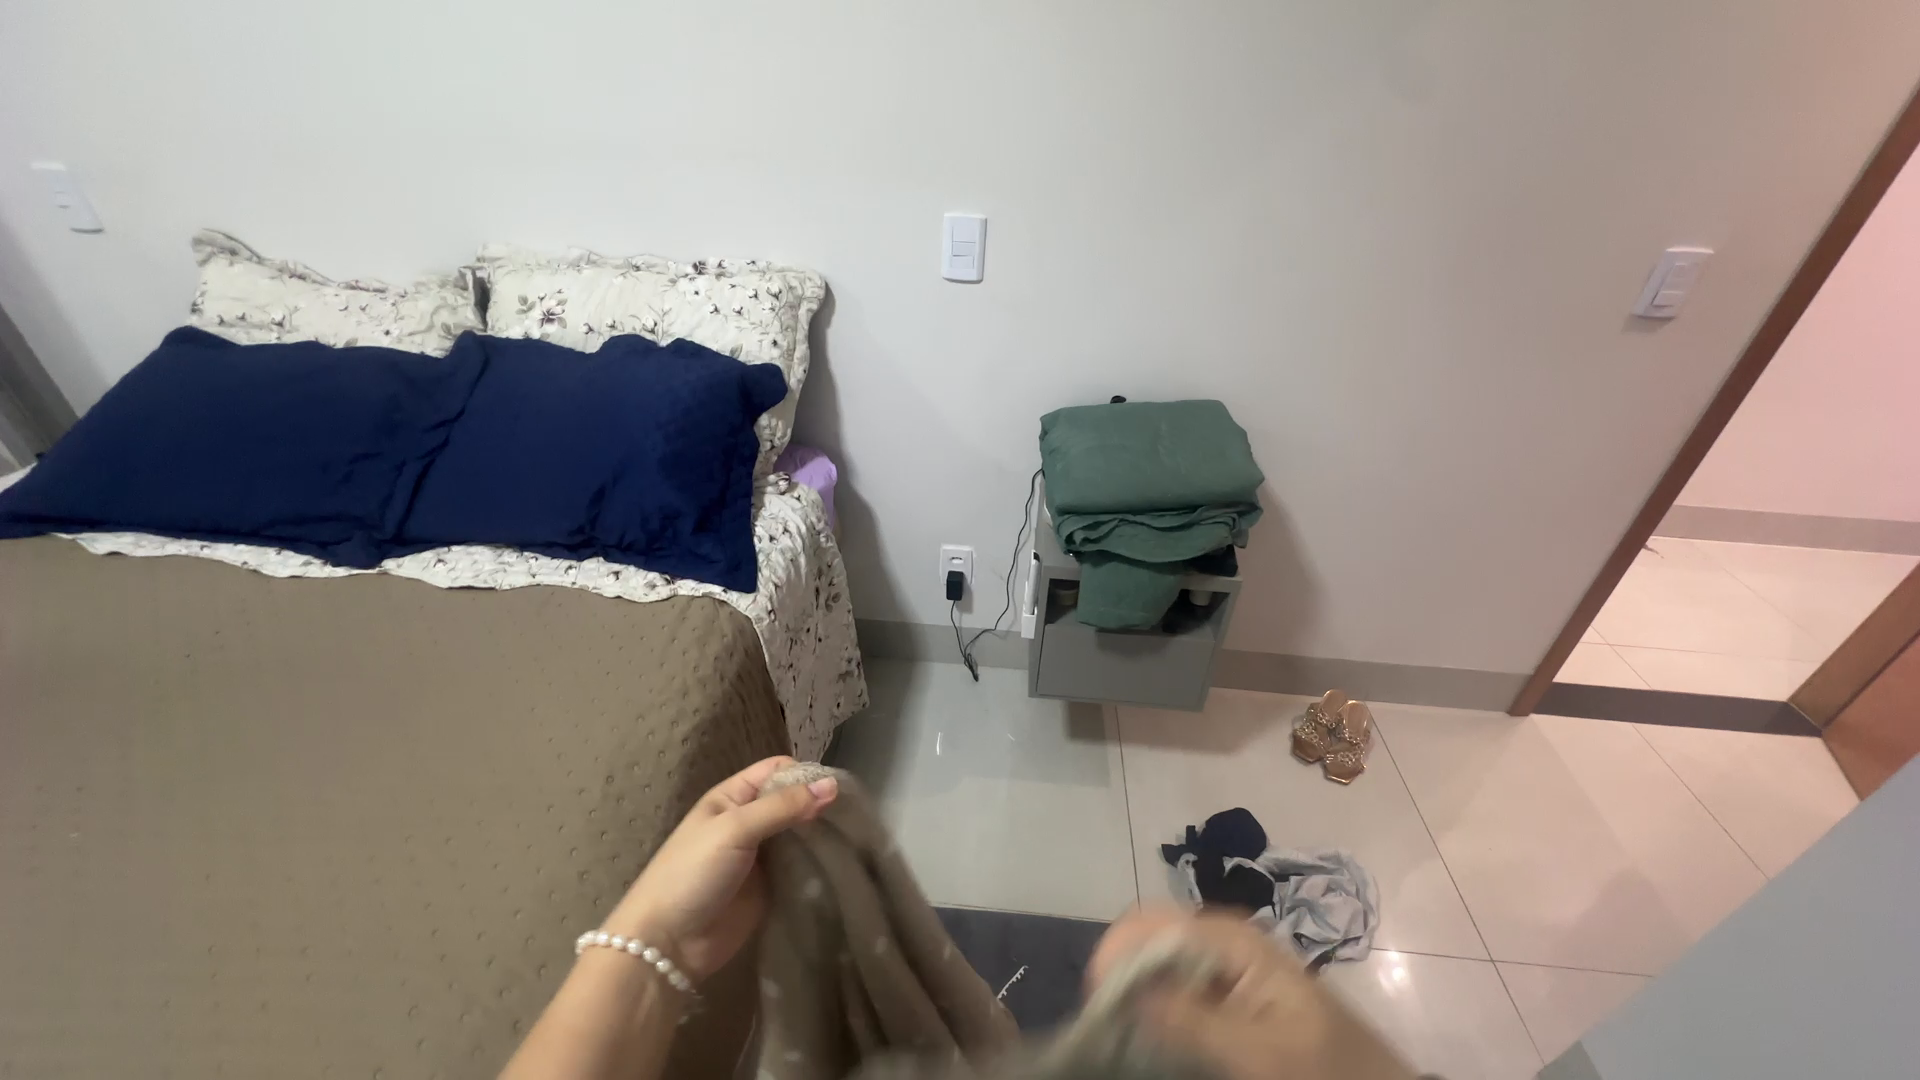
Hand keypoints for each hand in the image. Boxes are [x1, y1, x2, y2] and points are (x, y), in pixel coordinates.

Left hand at [600, 755, 836, 981]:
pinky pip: (802, 865)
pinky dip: (819, 861)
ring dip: (822, 833)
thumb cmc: (693, 874)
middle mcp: (750, 821)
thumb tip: (833, 785)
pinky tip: (841, 861)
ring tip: (852, 837)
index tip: (835, 790)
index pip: (778, 770)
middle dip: (819, 803)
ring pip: (801, 832)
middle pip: (794, 800)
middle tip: (851, 816)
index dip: (805, 774)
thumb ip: (783, 806)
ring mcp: (763, 855)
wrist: (668, 945)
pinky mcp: (773, 886)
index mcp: (733, 797)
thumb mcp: (735, 829)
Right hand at [1088, 909, 1413, 1079]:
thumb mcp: (1264, 1051)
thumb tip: (1127, 993)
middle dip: (1124, 975)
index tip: (1098, 996)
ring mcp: (1225, 968)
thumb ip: (1196, 1020)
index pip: (1154, 923)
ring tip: (1123, 1032)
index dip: (1119, 952)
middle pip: (1150, 941)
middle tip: (1108, 1023)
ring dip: (1137, 995)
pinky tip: (1153, 1036)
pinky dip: (1157, 1009)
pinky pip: (1177, 990)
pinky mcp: (1227, 995)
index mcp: (1231, 937)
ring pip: (1159, 966)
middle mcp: (1222, 941)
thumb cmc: (1329, 1066)